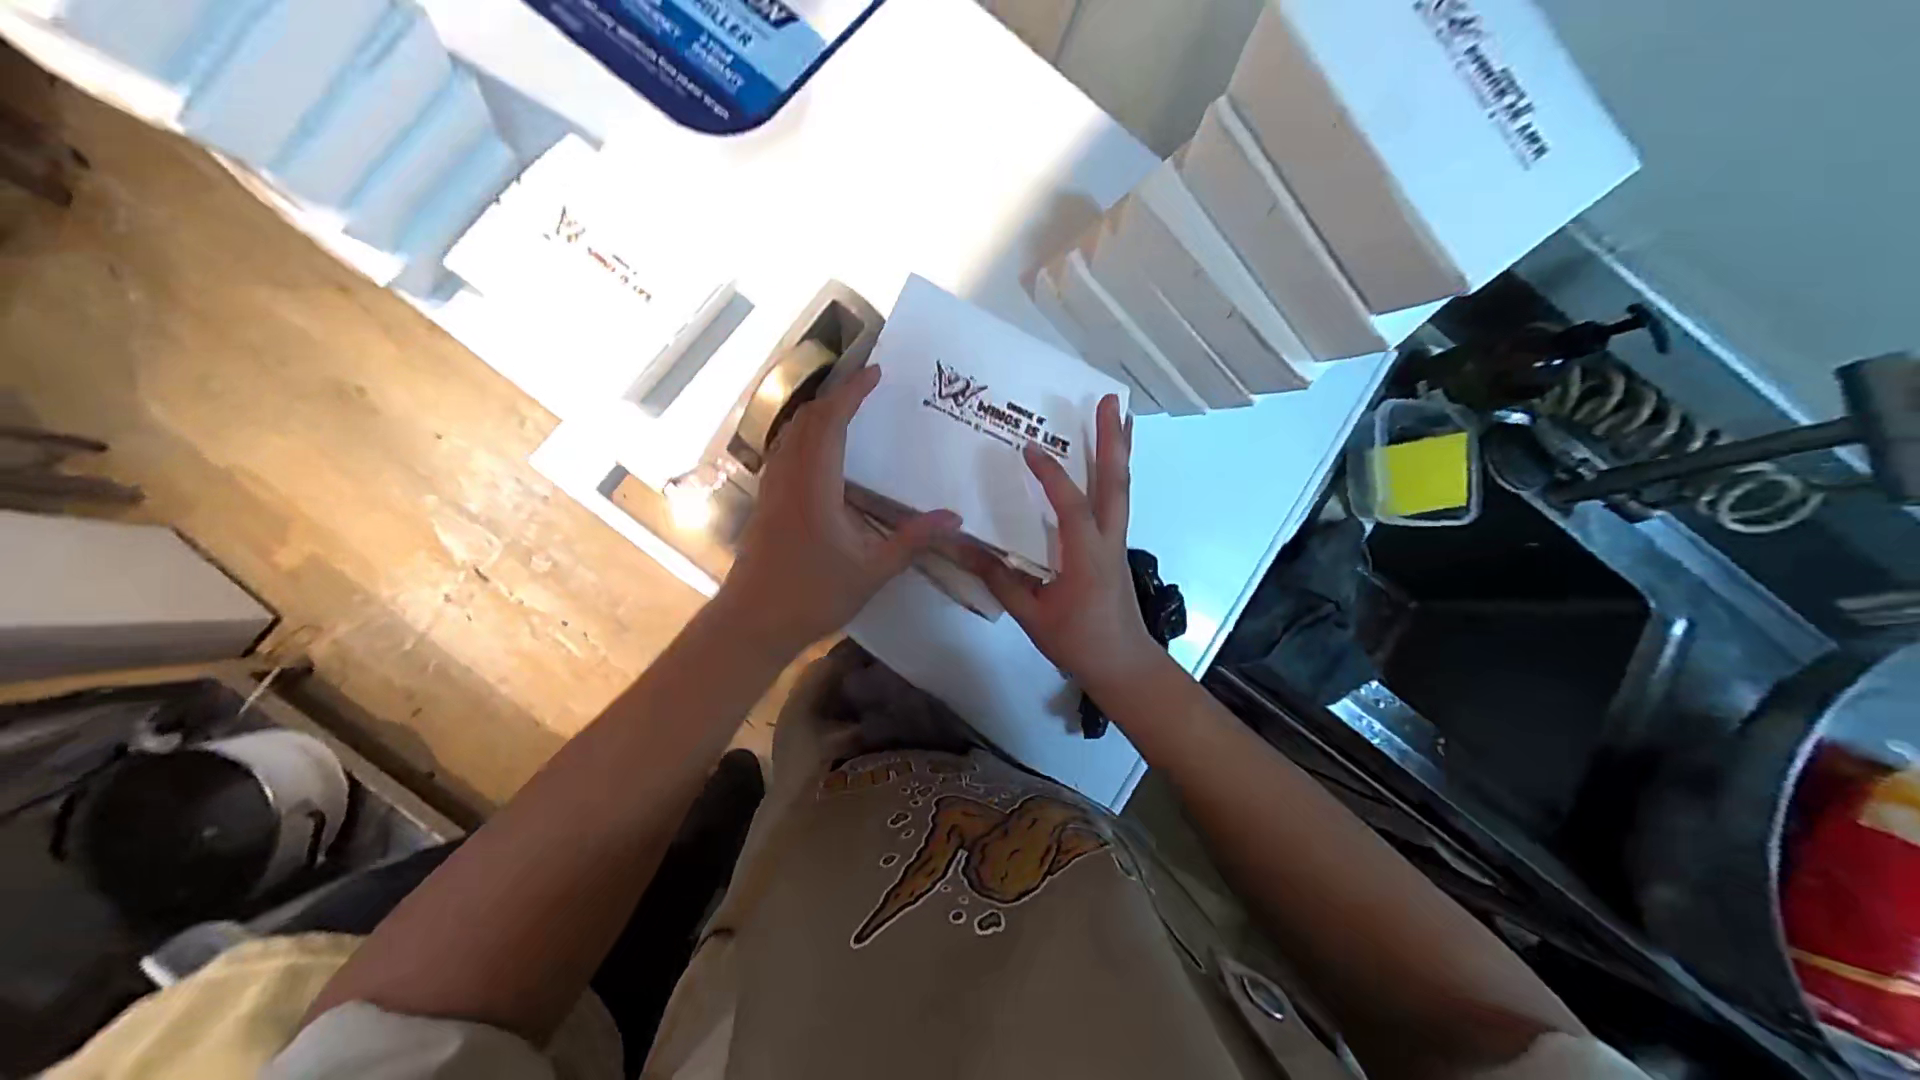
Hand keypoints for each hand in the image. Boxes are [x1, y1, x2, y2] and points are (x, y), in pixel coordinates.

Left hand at [718, 364, 961, 654]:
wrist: (753, 622)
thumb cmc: (812, 595)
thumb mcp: (872, 570)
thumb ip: (912, 540)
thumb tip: (954, 519)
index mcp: (814, 484)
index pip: (832, 422)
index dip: (853, 392)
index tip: (875, 371)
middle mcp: (788, 477)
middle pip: (807, 420)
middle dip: (836, 395)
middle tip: (865, 386)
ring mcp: (771, 489)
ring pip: (790, 434)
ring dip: (816, 414)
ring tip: (845, 410)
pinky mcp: (764, 504)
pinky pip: (783, 453)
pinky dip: (803, 437)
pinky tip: (818, 453)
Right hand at [970, 395, 1160, 692]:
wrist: (1123, 664)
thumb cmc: (1078, 642)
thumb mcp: (1031, 614)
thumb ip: (999, 578)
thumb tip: (961, 547)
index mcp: (1087, 556)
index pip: (1071, 506)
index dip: (1051, 476)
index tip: (1030, 448)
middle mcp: (1108, 540)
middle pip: (1115, 482)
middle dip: (1112, 440)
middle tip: (1111, 400)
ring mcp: (1117, 541)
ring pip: (1122, 488)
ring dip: (1119, 450)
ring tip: (1121, 415)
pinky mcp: (1116, 546)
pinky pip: (1118, 501)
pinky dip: (1115, 474)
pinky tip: (1110, 464)